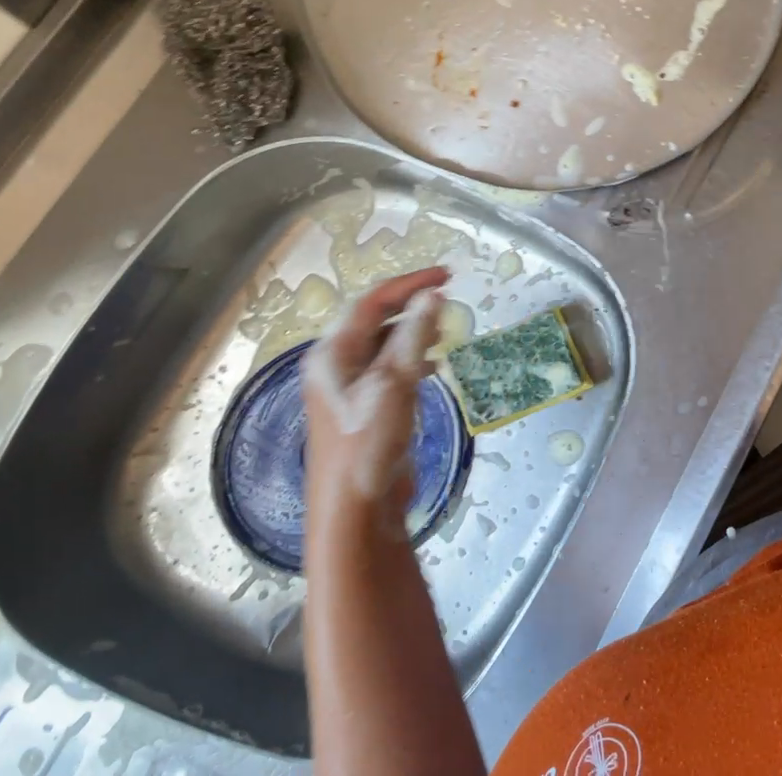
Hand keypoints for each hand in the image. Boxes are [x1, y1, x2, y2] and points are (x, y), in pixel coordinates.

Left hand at [301, 267, 447, 536]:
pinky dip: (413, 357)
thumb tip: (433, 296)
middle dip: (411, 305)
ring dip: (413, 331)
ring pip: (384, 344)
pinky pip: (390, 368)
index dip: (408, 284)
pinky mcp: (366, 408)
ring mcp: (350, 388)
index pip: (371, 303)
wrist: (356, 505)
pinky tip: (433, 365)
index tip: (447, 276)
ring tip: (445, 328)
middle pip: (374, 320)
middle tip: (448, 296)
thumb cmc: (369, 442)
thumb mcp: (395, 383)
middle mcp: (336, 366)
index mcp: (333, 354)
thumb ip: (413, 336)